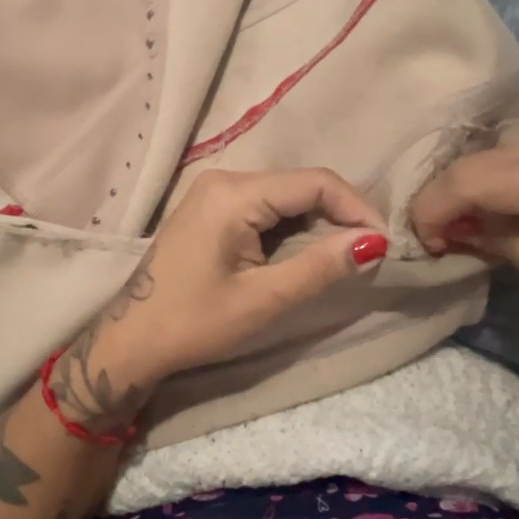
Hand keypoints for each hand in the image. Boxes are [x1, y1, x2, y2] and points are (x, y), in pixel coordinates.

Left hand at [47, 169, 388, 434]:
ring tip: (346, 255)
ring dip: (319, 221)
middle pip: (301, 184)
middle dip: (340, 214)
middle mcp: (224, 179)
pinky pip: (266, 205)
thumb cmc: (194, 323)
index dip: (357, 207)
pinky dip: (293, 226)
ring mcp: (214, 191)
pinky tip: (308, 252)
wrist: (132, 340)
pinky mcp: (212, 207)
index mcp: (233, 194)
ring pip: (286, 194)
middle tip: (370, 252)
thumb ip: (320, 267)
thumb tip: (375, 242)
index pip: (314, 182)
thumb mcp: (263, 300)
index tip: (385, 243)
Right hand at [410, 129, 518, 356]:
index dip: (435, 206)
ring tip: (466, 229)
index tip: (424, 244)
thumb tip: (459, 224)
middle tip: (439, 241)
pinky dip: (498, 180)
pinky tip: (498, 211)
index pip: (475, 177)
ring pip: (498, 153)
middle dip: (447, 197)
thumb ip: (508, 244)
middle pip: (482, 159)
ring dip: (471, 188)